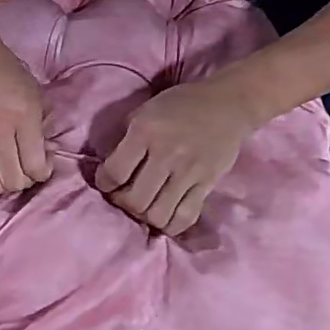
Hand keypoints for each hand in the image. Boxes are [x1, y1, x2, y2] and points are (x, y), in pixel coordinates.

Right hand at [0, 37, 52, 195]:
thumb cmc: (7, 71)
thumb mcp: (35, 92)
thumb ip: (43, 124)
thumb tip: (46, 152)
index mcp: (23, 117)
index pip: (35, 166)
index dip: (44, 172)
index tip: (45, 159)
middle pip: (14, 181)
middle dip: (26, 181)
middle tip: (27, 166)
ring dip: (4, 184)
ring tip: (8, 170)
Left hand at [94, 78, 258, 234]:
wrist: (226, 105)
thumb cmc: (179, 105)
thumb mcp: (144, 110)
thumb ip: (125, 137)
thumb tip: (107, 168)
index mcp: (145, 131)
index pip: (114, 172)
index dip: (103, 183)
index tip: (106, 182)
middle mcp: (166, 154)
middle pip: (135, 200)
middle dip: (122, 203)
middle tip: (124, 195)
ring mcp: (189, 172)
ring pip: (158, 215)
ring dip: (145, 216)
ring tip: (144, 205)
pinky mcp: (207, 184)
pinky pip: (185, 217)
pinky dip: (171, 224)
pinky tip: (164, 216)